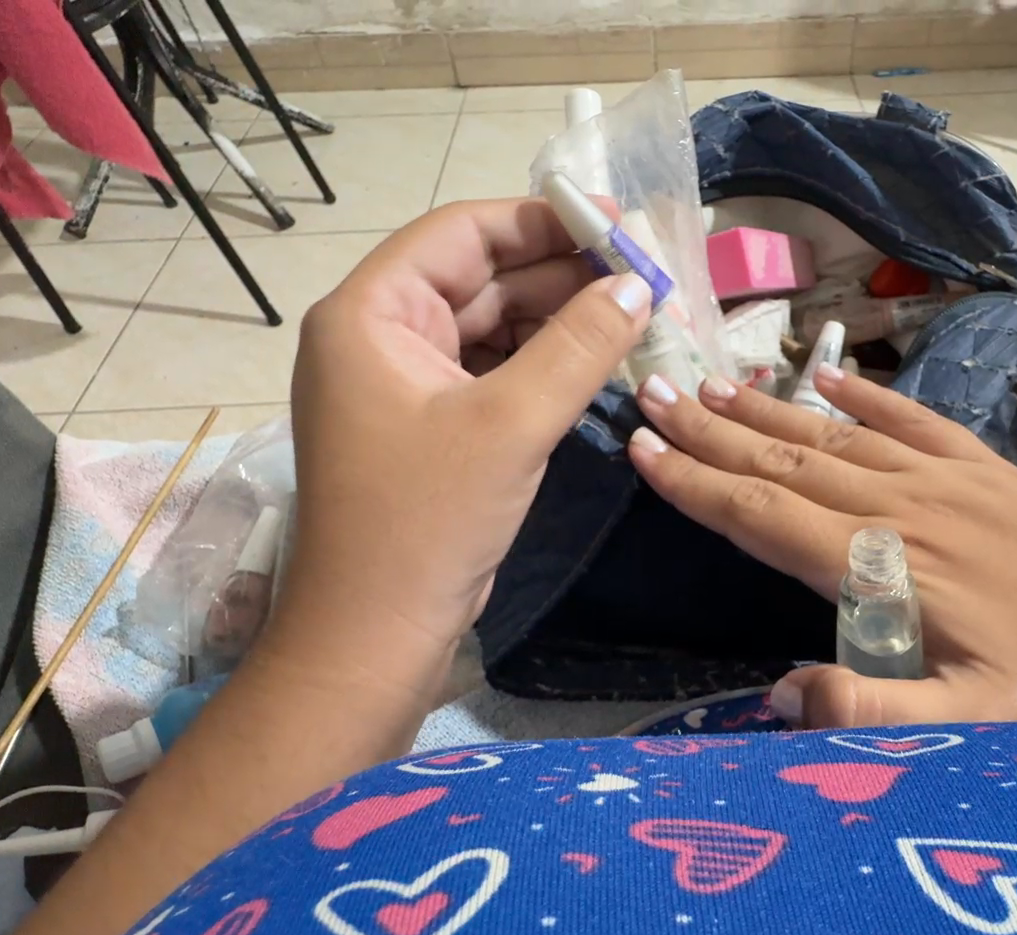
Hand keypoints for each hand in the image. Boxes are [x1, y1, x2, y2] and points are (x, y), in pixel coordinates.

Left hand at [265, 198, 650, 706]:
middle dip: (561, 277)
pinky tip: (597, 364)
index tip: (617, 223)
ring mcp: (410, 386)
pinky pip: (496, 376)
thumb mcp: (511, 424)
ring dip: (559, 324)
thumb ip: (579, 347)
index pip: (463, 235)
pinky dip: (544, 368)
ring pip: (494, 330)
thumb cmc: (428, 519)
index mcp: (373, 314)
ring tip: (633, 316)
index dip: (542, 221)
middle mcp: (384, 338)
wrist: (378, 631)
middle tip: (643, 276)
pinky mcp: (436, 428)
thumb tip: (639, 285)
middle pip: (481, 280)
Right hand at [626, 365, 1016, 726]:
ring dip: (767, 410)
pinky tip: (827, 376)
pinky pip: (909, 420)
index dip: (695, 483)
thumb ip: (866, 712)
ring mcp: (944, 479)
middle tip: (652, 391)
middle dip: (710, 430)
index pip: (762, 514)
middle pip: (784, 460)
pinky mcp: (983, 469)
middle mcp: (899, 506)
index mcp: (880, 566)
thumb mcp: (964, 727)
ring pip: (834, 435)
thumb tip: (774, 695)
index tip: (640, 448)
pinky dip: (862, 397)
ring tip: (711, 384)